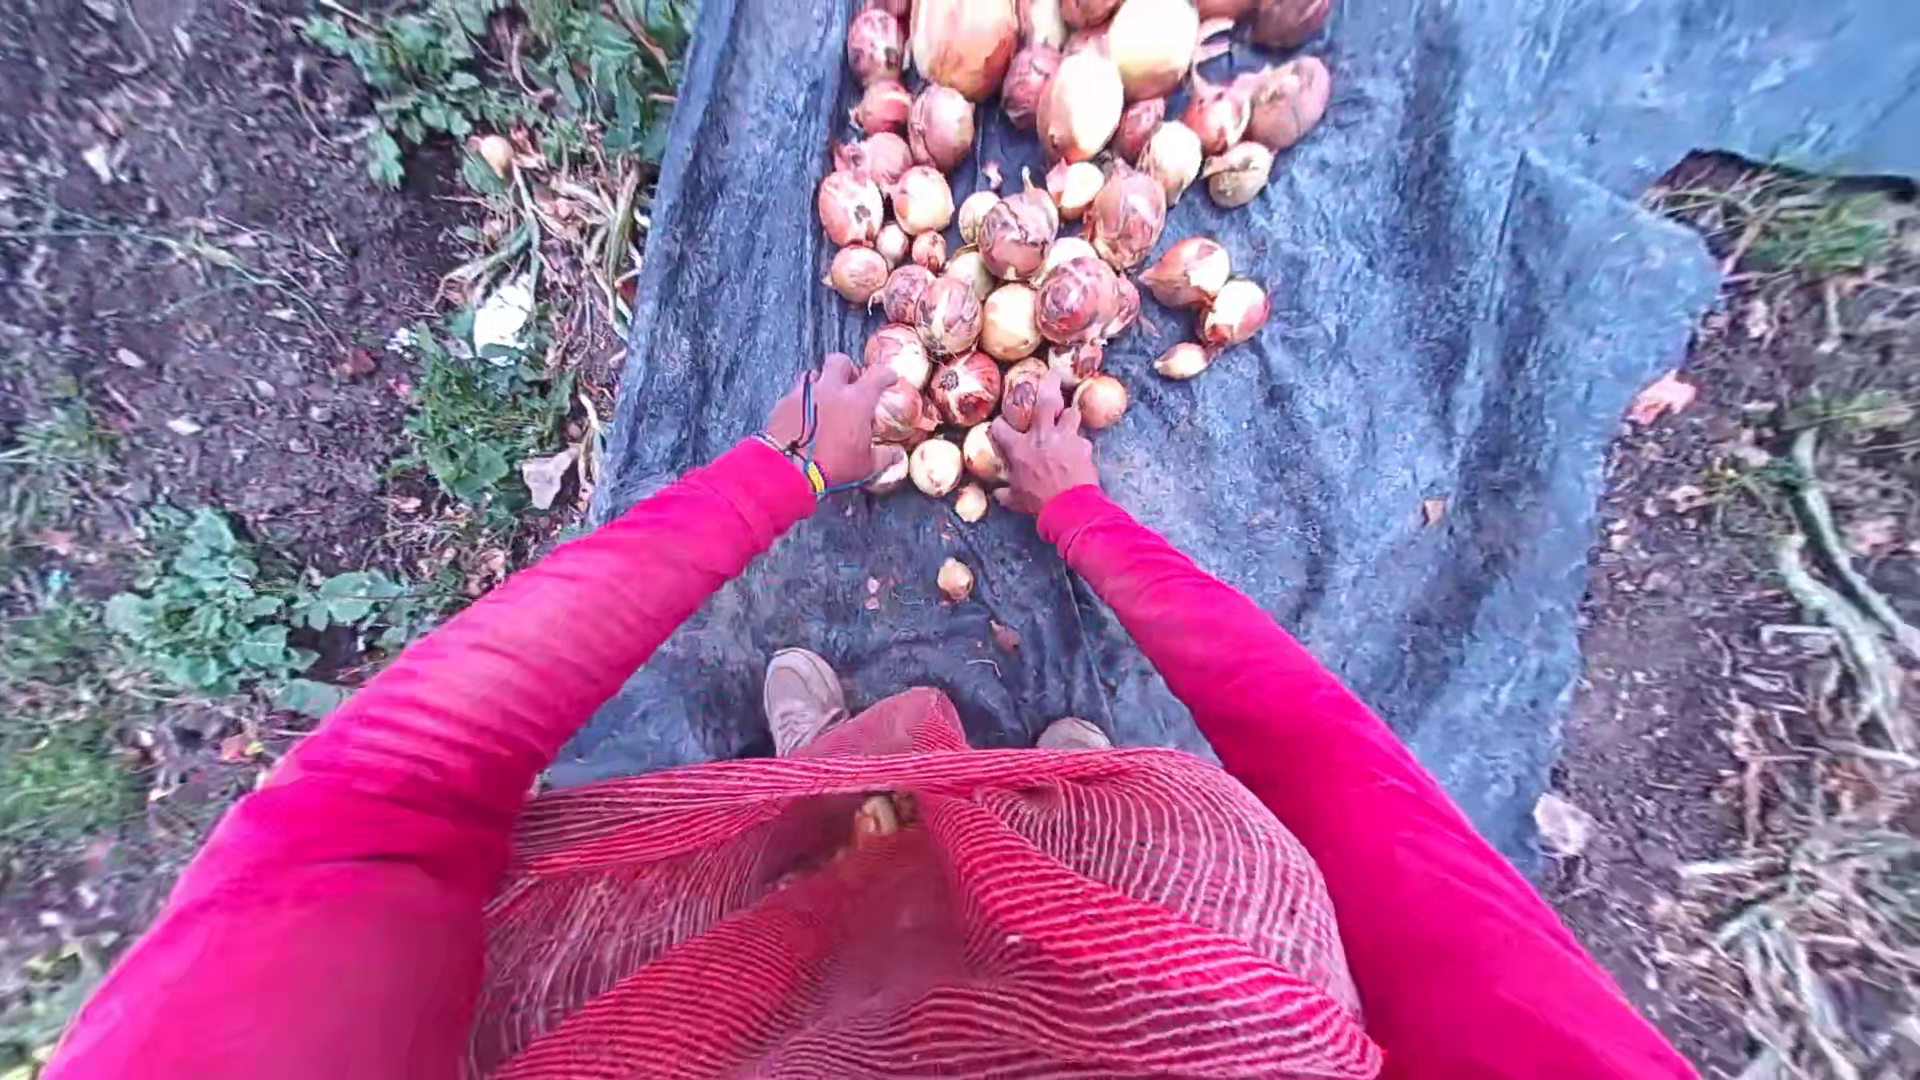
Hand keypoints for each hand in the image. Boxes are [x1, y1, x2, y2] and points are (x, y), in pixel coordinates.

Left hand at [764, 352, 896, 487]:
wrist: (788, 469)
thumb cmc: (832, 465)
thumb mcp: (865, 465)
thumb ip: (884, 456)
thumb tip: (896, 454)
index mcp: (856, 401)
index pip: (877, 376)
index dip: (885, 375)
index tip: (889, 377)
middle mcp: (831, 389)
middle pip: (840, 361)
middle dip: (848, 369)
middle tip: (851, 384)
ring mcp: (804, 392)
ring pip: (816, 374)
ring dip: (823, 382)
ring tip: (826, 399)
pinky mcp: (784, 402)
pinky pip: (797, 392)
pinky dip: (804, 399)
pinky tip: (806, 415)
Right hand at [989, 370, 1099, 514]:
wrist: (1070, 507)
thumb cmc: (1039, 502)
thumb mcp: (1016, 499)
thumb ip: (1006, 493)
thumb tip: (998, 494)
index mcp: (1020, 448)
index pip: (1001, 428)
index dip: (999, 426)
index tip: (1000, 428)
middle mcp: (1042, 436)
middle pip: (1045, 401)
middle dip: (1048, 385)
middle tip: (1051, 375)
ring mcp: (1065, 438)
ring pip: (1071, 413)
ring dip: (1070, 414)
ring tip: (1069, 415)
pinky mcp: (1083, 446)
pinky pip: (1083, 438)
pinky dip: (1080, 442)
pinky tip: (1080, 448)